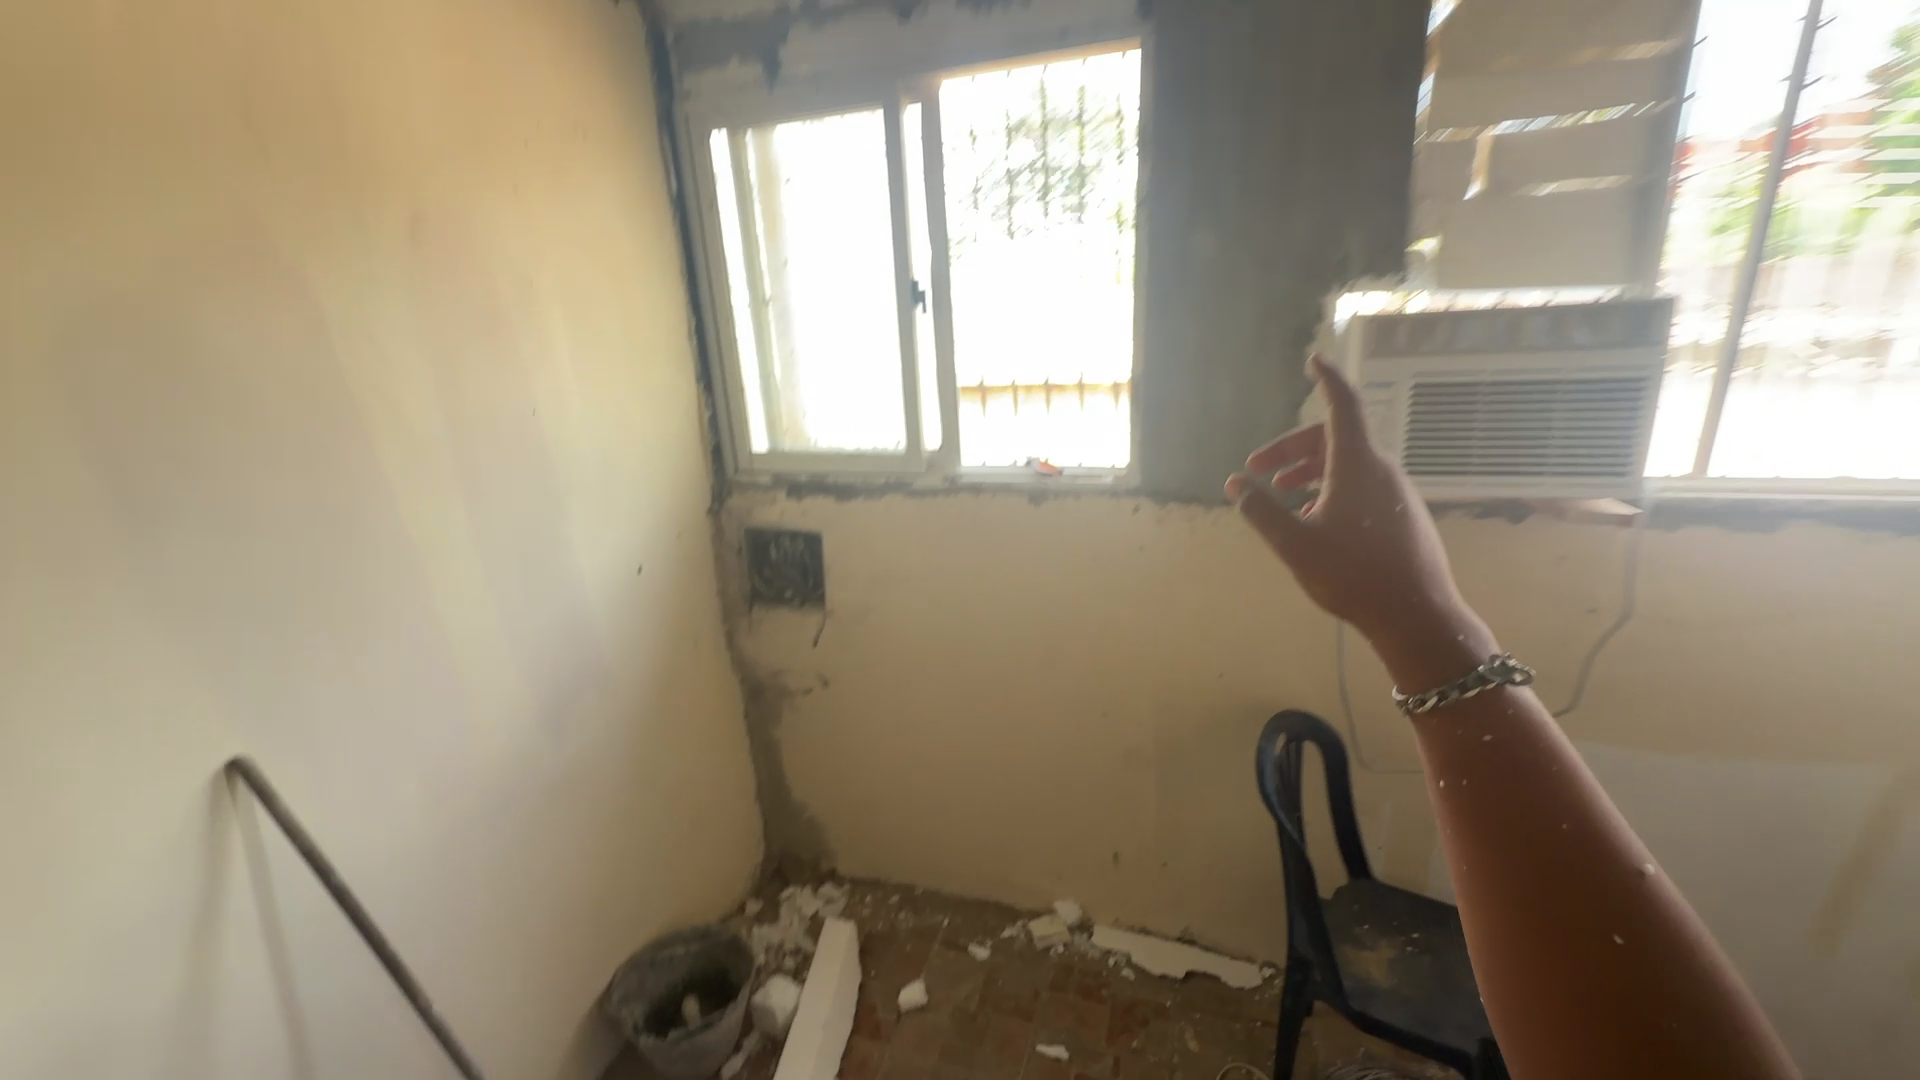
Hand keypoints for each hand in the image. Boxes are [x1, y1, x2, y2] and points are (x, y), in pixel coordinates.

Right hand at [1226, 356, 1483, 666]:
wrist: (1417, 615)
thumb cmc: (1352, 574)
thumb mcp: (1294, 543)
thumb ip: (1261, 510)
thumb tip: (1235, 483)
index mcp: (1357, 466)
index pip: (1342, 406)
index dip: (1327, 380)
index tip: (1313, 362)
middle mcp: (1381, 471)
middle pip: (1333, 440)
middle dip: (1291, 449)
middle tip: (1257, 470)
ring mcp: (1395, 494)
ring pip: (1346, 466)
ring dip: (1309, 473)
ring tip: (1282, 500)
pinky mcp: (1402, 517)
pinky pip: (1360, 488)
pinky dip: (1330, 490)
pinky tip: (1313, 524)